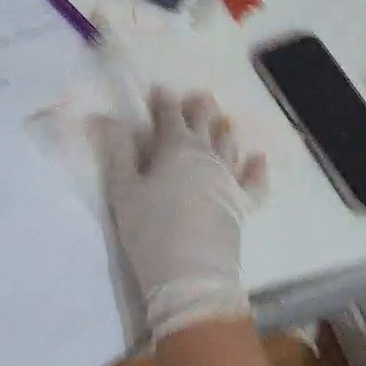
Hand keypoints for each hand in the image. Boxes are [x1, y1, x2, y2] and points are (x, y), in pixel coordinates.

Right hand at [95, 88, 267, 339]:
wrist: (190, 275)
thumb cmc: (149, 230)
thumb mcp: (122, 190)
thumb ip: (117, 151)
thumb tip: (106, 117)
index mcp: (175, 148)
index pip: (169, 115)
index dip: (163, 101)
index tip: (158, 90)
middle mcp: (206, 156)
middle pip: (204, 124)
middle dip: (198, 108)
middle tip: (197, 96)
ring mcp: (228, 180)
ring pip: (229, 146)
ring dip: (225, 130)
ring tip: (225, 120)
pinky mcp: (242, 206)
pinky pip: (254, 183)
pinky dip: (257, 169)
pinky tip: (259, 158)